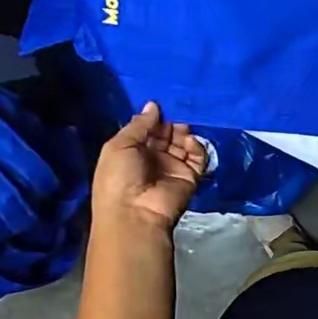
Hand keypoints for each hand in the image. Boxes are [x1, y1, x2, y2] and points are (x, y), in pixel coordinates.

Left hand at [93, 102, 206, 234]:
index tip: (160, 107)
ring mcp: (172, 169)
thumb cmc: (119, 177)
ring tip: (182, 132)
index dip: (154, 119)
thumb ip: (139, 124)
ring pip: (183, 145)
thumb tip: (153, 105)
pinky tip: (190, 143)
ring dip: (184, 134)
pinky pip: (198, 159)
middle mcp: (153, 159)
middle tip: (174, 118)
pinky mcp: (190, 178)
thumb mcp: (120, 145)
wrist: (135, 213)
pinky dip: (197, 148)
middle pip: (167, 135)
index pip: (147, 130)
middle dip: (171, 125)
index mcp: (132, 151)